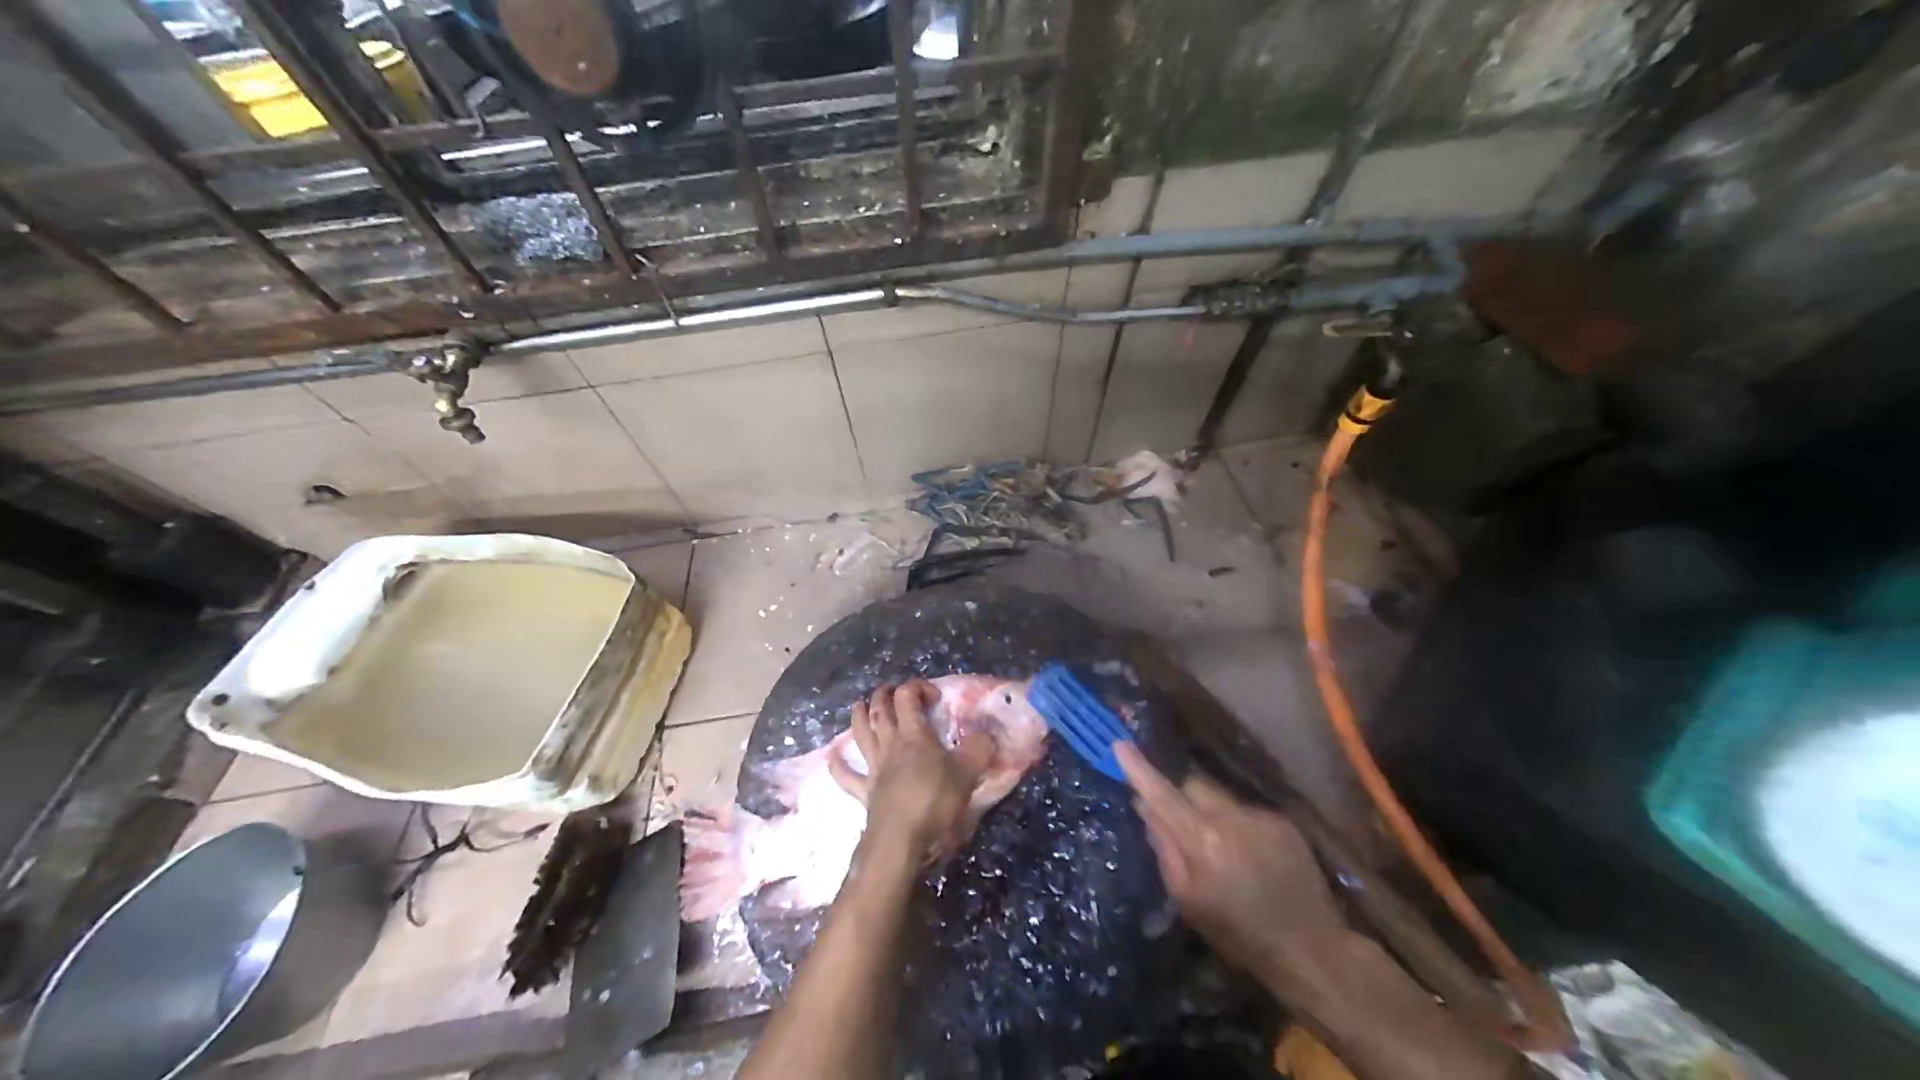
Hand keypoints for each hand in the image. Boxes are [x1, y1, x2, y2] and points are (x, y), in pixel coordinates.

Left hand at [833, 681, 994, 864]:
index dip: (919, 687)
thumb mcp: (967, 774)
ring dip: (858, 717)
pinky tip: (832, 758)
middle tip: (891, 689)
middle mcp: (890, 745)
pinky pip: (847, 777)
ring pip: (860, 734)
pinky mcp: (865, 793)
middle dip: (884, 695)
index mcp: (914, 735)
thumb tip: (986, 734)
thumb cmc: (934, 802)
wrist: (901, 842)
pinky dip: (839, 766)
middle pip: (880, 711)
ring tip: (858, 704)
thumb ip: (978, 749)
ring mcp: (874, 769)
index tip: (935, 696)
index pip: (908, 697)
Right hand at [1115, 742, 1344, 987]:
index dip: (1140, 770)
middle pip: (1193, 784)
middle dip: (1179, 793)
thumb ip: (1163, 847)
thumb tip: (1145, 806)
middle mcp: (1232, 818)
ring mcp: (1261, 816)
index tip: (1121, 745)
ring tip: (1219, 848)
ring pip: (1220, 797)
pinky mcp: (1283, 822)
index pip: (1163, 795)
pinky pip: (1245, 811)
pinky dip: (1237, 825)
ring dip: (1209, 812)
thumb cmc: (1238, 933)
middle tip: (1175, 816)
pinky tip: (1247, 855)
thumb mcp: (1187, 900)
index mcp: (1203, 841)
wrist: (1309, 949)